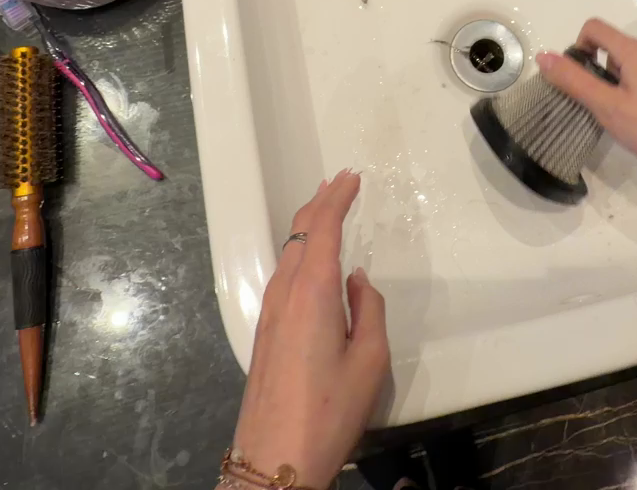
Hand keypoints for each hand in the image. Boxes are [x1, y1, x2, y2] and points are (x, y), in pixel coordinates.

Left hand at [231, 170, 389, 488]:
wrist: (274, 460)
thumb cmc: (329, 410)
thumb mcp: (371, 361)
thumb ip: (370, 309)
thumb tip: (357, 279)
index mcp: (313, 291)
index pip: (324, 227)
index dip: (338, 197)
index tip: (352, 176)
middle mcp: (286, 292)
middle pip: (301, 232)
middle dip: (320, 201)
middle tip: (340, 181)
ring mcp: (270, 311)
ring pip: (290, 250)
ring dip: (309, 223)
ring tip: (325, 206)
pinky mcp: (265, 330)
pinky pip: (284, 272)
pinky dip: (300, 248)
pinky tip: (309, 256)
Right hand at [537, 19, 636, 176]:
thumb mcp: (607, 108)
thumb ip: (573, 81)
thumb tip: (542, 56)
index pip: (595, 28)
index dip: (579, 47)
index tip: (582, 80)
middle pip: (617, 48)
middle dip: (604, 72)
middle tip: (607, 109)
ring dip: (625, 83)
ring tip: (631, 118)